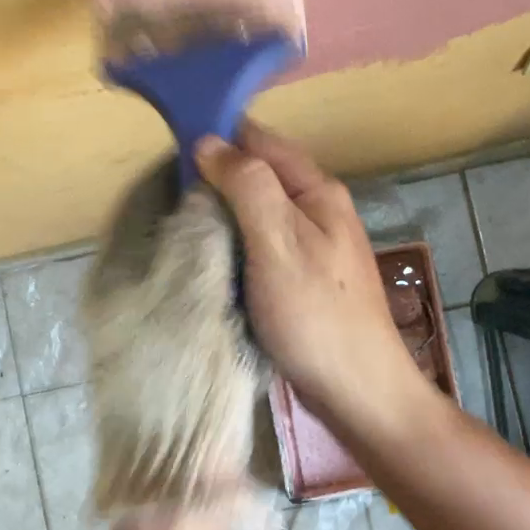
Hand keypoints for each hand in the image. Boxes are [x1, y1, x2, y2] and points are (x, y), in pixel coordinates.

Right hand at [193, 122, 435, 431]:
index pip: (260, 141)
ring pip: (257, 216)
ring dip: (224, 218)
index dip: (219, 140)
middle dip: (217, 181)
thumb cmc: (316, 315)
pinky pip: (261, 249)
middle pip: (259, 178)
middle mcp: (319, 211)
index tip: (173, 155)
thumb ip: (247, 187)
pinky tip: (214, 264)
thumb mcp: (278, 241)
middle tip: (172, 202)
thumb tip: (210, 141)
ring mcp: (313, 248)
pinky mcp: (304, 281)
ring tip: (185, 231)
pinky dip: (236, 249)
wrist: (357, 390)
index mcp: (317, 191)